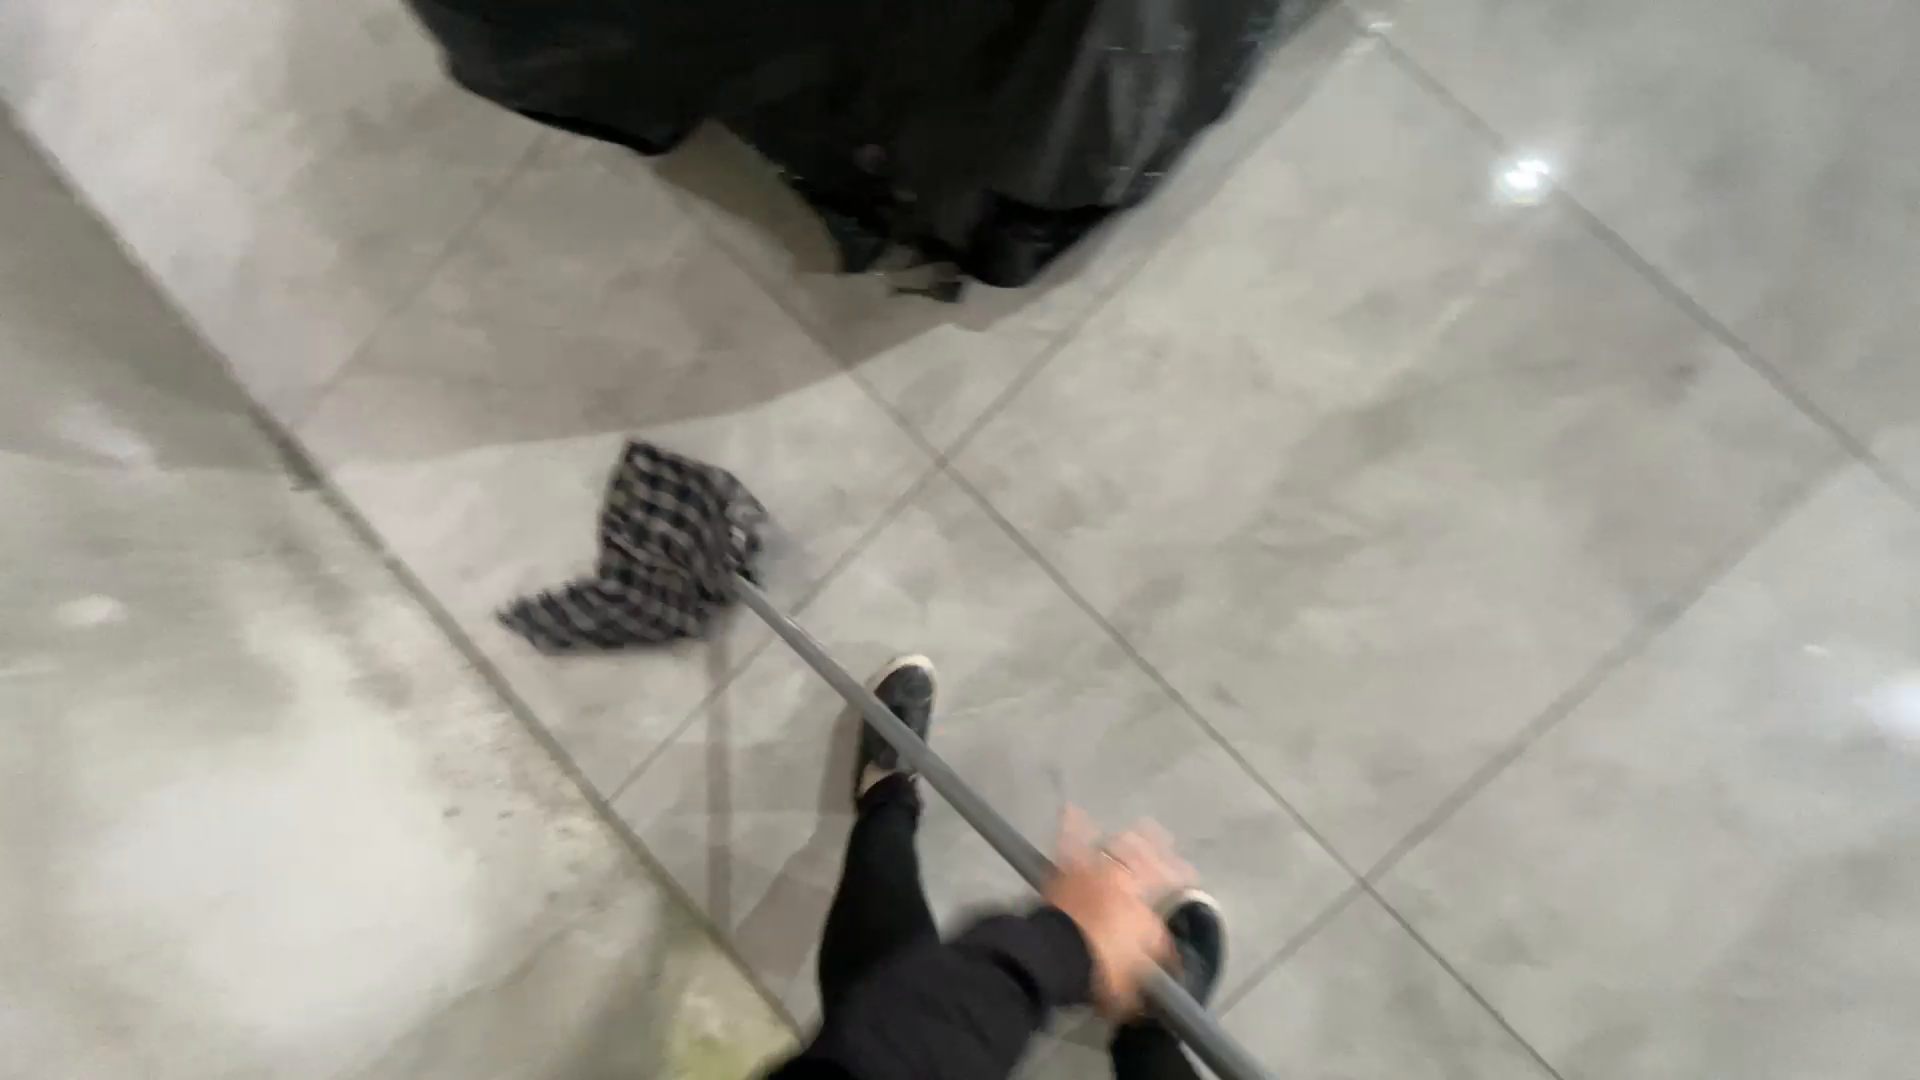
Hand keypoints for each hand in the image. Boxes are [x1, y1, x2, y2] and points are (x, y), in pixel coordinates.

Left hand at [1041, 807, 1194, 1019]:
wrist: (1058, 953)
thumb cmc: (1103, 964)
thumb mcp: (1140, 967)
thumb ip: (1155, 949)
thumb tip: (1167, 947)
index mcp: (1138, 897)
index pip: (1165, 880)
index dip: (1179, 874)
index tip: (1190, 873)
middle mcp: (1115, 875)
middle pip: (1140, 855)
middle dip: (1155, 846)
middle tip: (1165, 838)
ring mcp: (1087, 869)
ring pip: (1109, 844)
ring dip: (1124, 835)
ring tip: (1134, 823)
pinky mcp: (1061, 871)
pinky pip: (1066, 842)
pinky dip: (1070, 823)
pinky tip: (1070, 808)